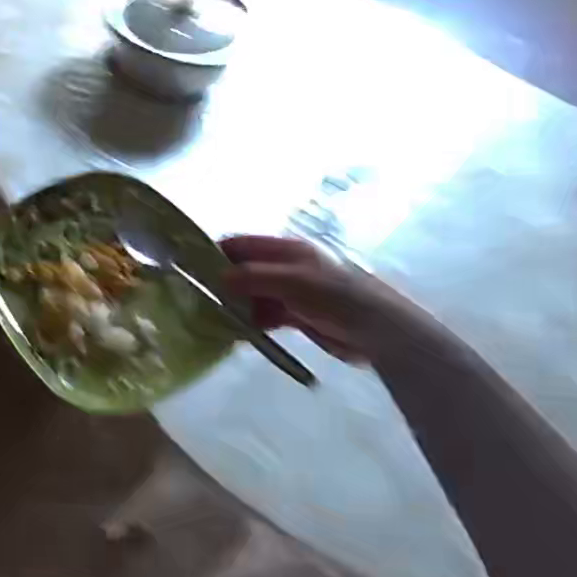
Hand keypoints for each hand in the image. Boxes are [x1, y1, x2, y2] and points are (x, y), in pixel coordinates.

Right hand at [220, 235, 442, 362]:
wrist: (384, 333)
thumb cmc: (337, 297)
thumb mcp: (291, 281)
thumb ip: (252, 277)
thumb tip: (216, 277)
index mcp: (286, 250)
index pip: (240, 244)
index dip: (215, 252)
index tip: (191, 268)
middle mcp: (286, 267)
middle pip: (243, 269)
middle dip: (222, 281)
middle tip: (198, 298)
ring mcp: (292, 292)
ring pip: (252, 294)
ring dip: (235, 304)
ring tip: (214, 318)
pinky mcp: (298, 316)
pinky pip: (265, 314)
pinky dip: (251, 321)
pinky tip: (238, 332)